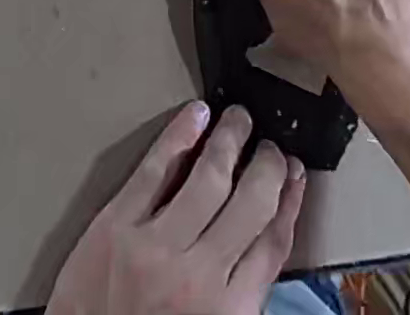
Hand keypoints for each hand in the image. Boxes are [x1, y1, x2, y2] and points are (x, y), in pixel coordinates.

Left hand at [45, 102, 305, 314]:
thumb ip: (239, 289)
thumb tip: (268, 230)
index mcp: (227, 313)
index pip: (274, 241)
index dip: (290, 200)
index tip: (294, 175)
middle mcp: (198, 278)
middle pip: (251, 200)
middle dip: (269, 163)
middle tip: (272, 144)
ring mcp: (155, 249)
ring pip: (209, 176)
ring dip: (231, 138)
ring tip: (239, 119)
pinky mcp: (114, 229)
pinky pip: (155, 170)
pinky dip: (179, 135)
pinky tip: (197, 115)